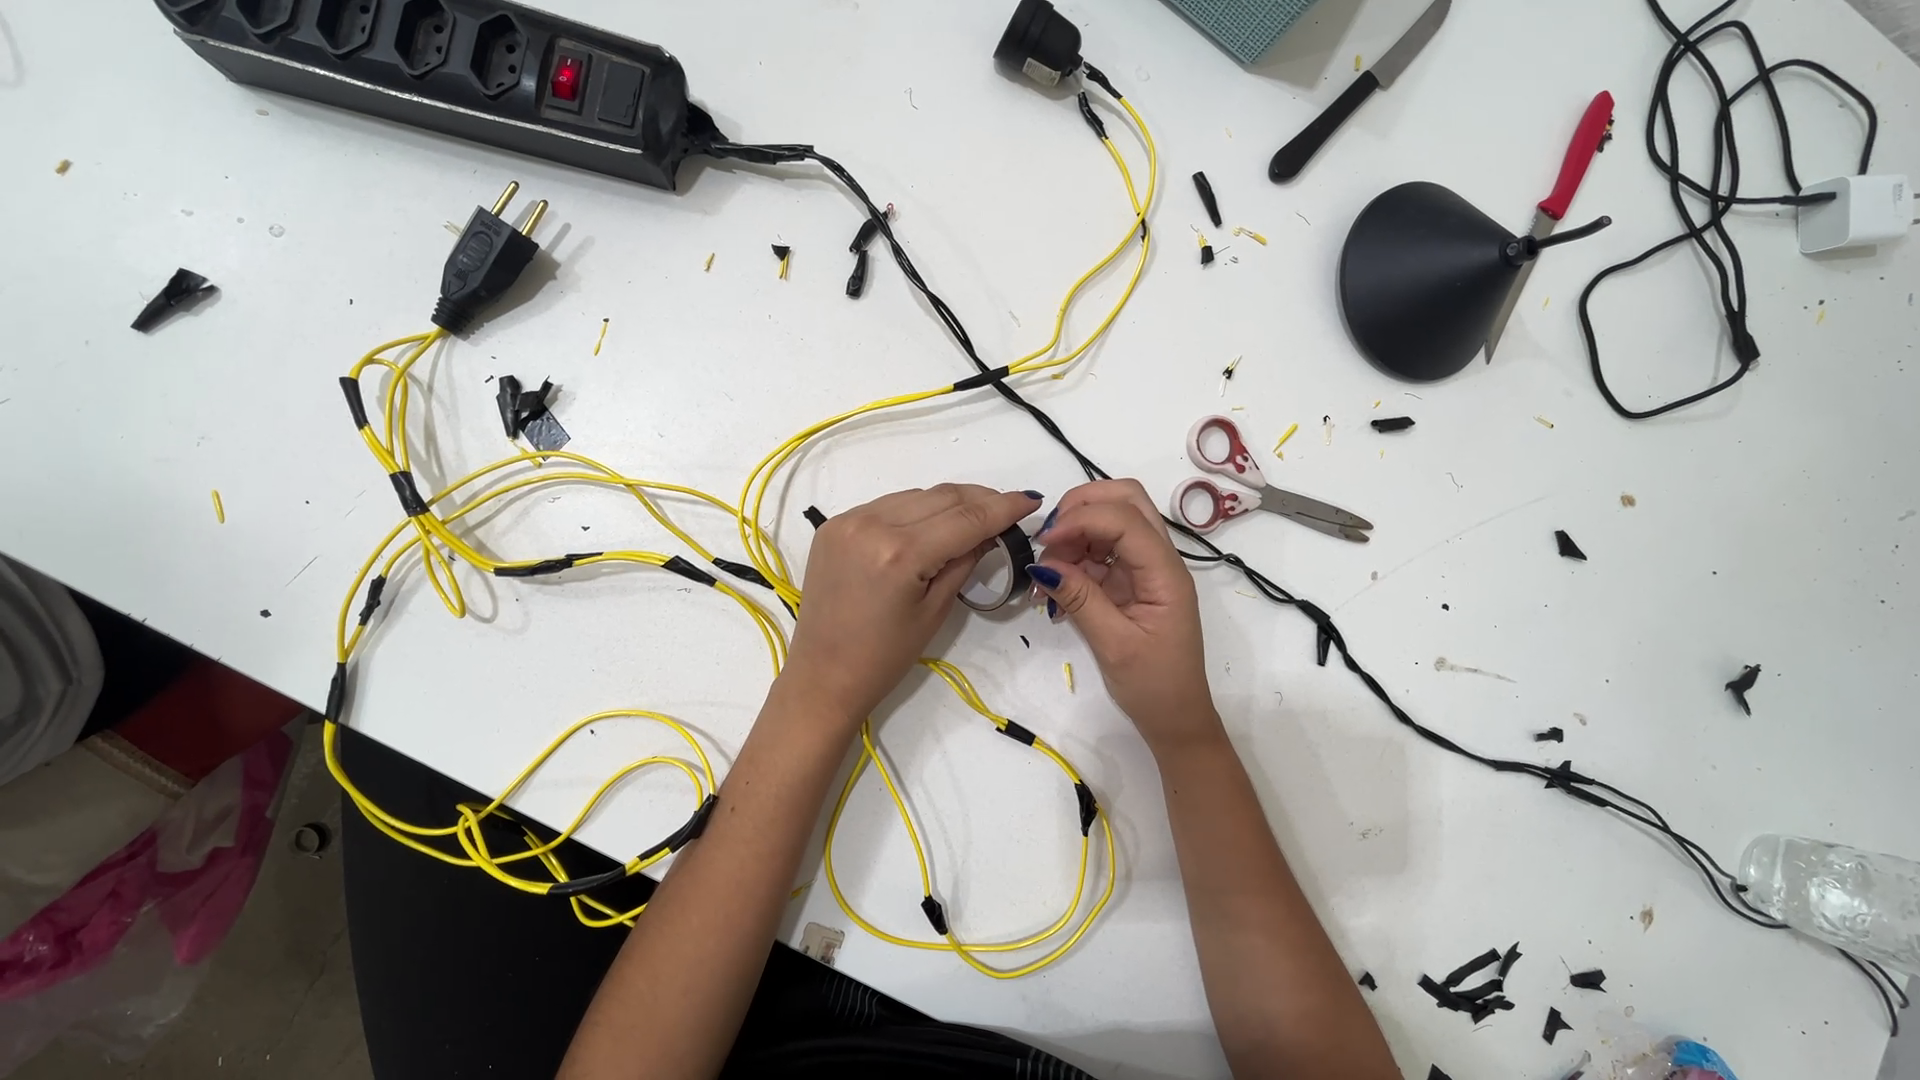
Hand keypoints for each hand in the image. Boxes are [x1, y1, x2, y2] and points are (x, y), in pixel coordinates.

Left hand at [783, 484, 1043, 728]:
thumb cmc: (885, 657)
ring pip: (914, 495)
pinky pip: (886, 504)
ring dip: (948, 501)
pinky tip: (930, 524)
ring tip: (973, 516)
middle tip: (1007, 508)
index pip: (966, 518)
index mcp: (900, 553)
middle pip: (941, 496)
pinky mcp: (833, 525)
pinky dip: (914, 509)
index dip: (1003, 507)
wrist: (823, 675)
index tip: (1030, 500)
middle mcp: (872, 524)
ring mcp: (848, 520)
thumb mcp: (936, 610)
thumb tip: (990, 531)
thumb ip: (964, 561)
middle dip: (980, 499)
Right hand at [1025, 480, 1218, 752]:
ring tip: (1045, 573)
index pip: (1126, 519)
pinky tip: (1052, 586)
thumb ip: (1080, 598)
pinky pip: (1098, 551)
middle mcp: (1159, 560)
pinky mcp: (1128, 581)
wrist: (1175, 718)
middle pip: (1126, 500)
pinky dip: (1072, 558)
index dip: (1082, 518)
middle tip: (1048, 538)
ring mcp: (1143, 568)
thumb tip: (1042, 563)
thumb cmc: (1154, 686)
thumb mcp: (1114, 645)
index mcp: (1166, 573)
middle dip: (1081, 506)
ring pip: (1110, 521)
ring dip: (1073, 534)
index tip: (1044, 542)